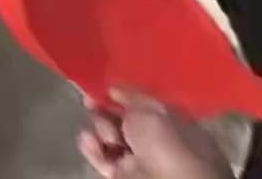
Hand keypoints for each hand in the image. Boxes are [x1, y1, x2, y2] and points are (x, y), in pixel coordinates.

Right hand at [80, 91, 228, 178]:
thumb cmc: (164, 143)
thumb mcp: (149, 109)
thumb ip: (130, 96)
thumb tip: (114, 90)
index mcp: (171, 128)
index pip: (143, 108)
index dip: (122, 98)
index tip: (105, 90)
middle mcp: (155, 144)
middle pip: (119, 120)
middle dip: (102, 111)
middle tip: (90, 104)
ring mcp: (137, 159)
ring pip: (106, 135)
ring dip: (100, 129)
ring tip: (108, 137)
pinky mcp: (121, 172)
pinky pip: (98, 153)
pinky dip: (92, 147)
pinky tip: (92, 141)